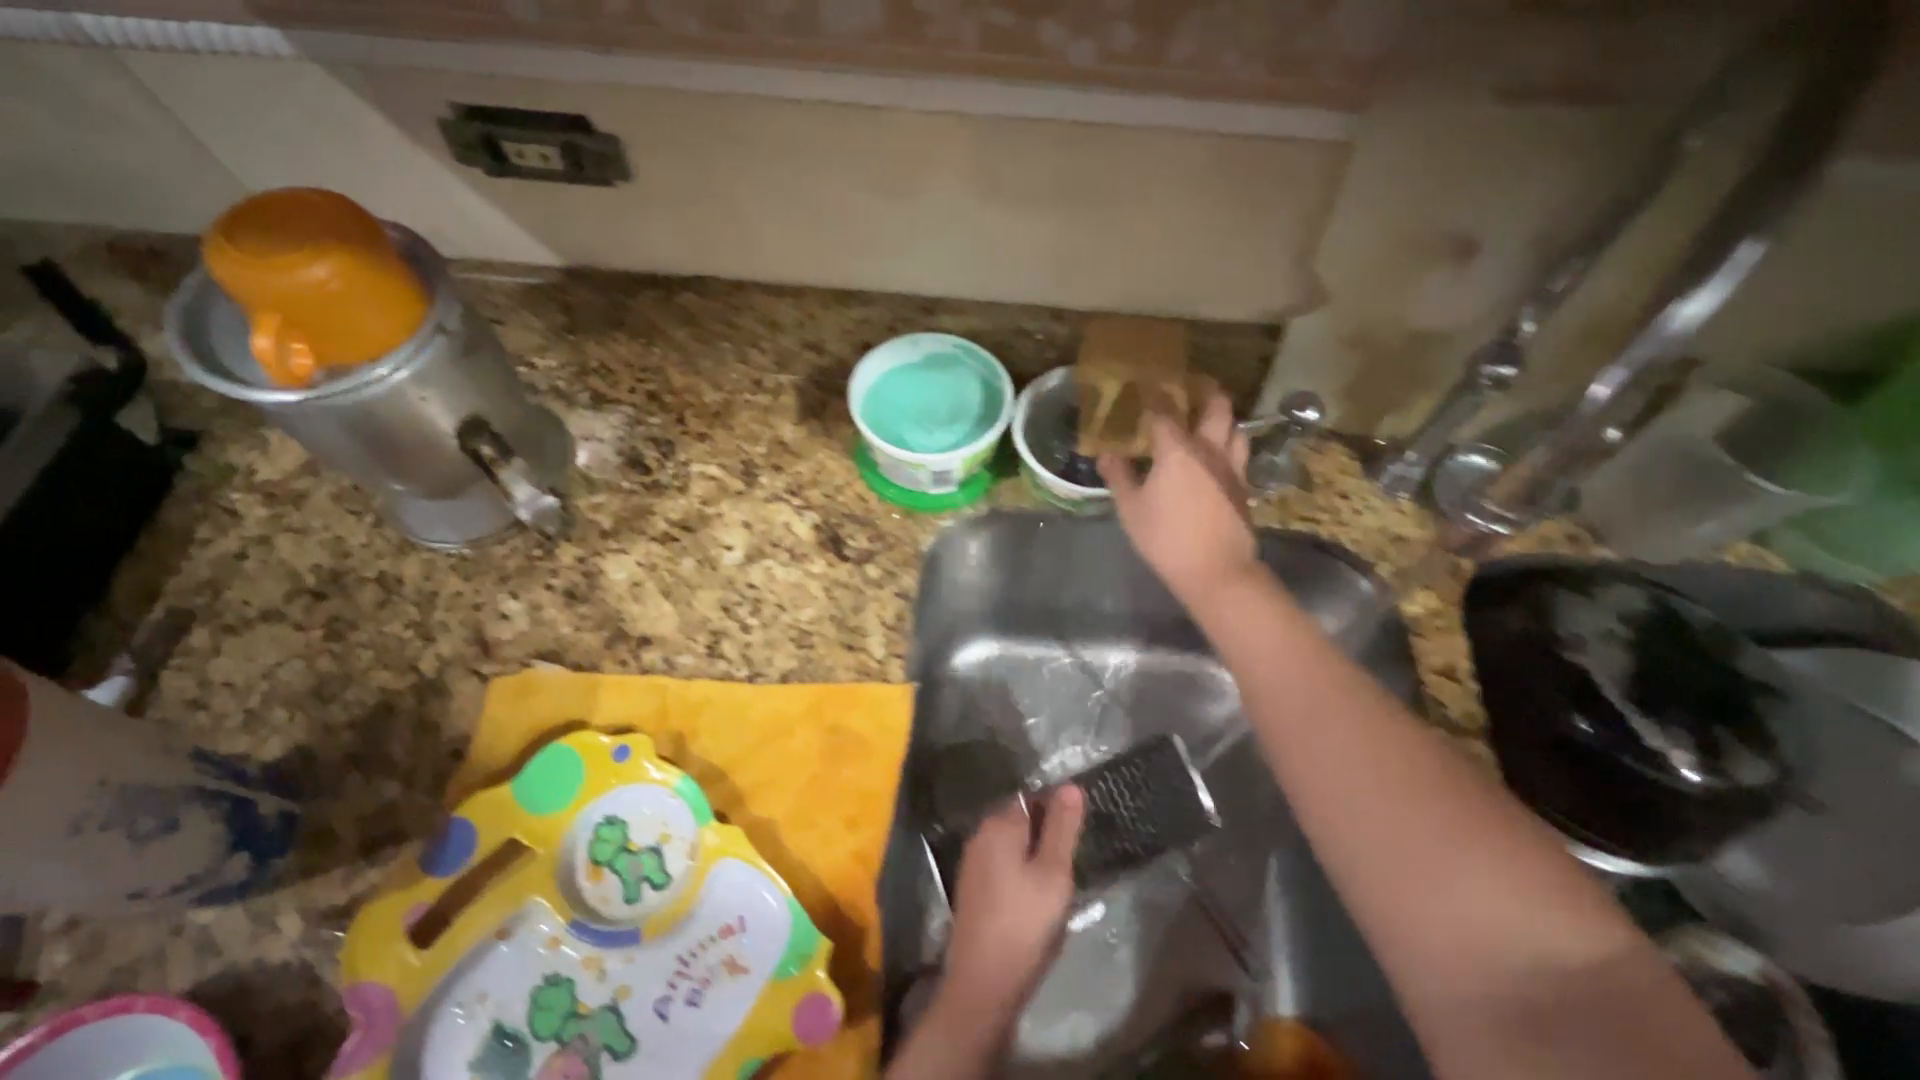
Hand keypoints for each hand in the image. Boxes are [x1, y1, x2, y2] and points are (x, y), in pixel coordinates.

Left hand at [937, 786, 1085, 1026]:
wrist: (984, 982)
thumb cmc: (1024, 922)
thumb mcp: (1053, 873)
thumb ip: (1062, 828)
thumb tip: (1069, 785)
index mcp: (998, 826)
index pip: (1031, 797)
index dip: (1057, 809)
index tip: (1079, 831)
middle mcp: (979, 838)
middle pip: (1020, 821)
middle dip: (1046, 834)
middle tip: (1073, 859)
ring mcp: (973, 866)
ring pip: (1012, 847)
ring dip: (1036, 857)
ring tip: (1060, 880)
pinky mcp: (973, 891)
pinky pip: (1003, 868)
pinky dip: (1022, 875)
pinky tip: (1038, 898)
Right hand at [1099, 390, 1260, 607]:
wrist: (1216, 570)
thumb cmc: (1166, 538)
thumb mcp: (1131, 509)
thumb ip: (1120, 477)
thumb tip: (1107, 454)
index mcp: (1177, 450)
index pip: (1165, 410)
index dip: (1155, 393)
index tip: (1146, 382)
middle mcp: (1210, 449)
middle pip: (1216, 406)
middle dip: (1204, 389)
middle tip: (1192, 384)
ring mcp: (1232, 467)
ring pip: (1235, 427)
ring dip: (1222, 416)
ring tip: (1209, 416)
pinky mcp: (1244, 486)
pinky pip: (1240, 453)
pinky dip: (1230, 443)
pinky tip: (1220, 453)